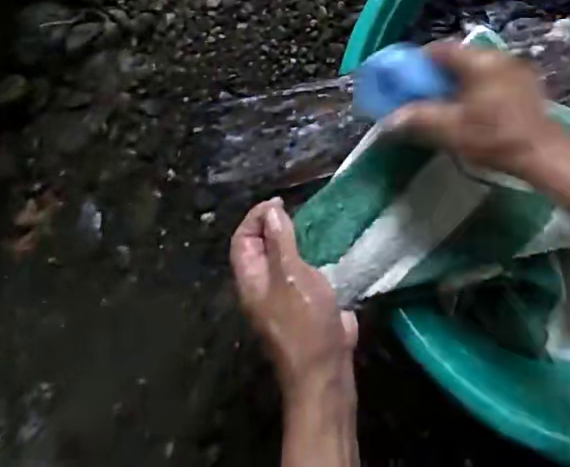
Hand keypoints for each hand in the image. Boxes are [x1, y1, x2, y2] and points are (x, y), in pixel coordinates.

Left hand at [229, 198, 357, 394]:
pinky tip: (327, 245)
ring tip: (312, 221)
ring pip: (281, 257)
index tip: (279, 202)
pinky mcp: (305, 300)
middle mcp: (263, 286)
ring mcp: (284, 295)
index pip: (241, 241)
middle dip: (272, 224)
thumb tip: (271, 211)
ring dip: (293, 237)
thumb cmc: (304, 320)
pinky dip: (310, 252)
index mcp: (251, 281)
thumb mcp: (291, 275)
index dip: (255, 218)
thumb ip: (280, 242)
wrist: (324, 367)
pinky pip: (302, 269)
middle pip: (259, 247)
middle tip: (297, 208)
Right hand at [387, 42, 569, 180]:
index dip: (420, 62)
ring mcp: (516, 66)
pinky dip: (481, 85)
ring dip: (462, 79)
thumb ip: (418, 119)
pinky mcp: (528, 82)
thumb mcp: (451, 131)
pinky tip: (478, 108)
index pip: (440, 49)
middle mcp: (498, 55)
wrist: (544, 153)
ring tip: (450, 103)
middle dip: (441, 73)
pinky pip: (495, 75)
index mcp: (478, 60)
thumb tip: (389, 120)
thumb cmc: (495, 138)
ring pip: (479, 66)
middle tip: (426, 93)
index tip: (408, 79)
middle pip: (460, 56)